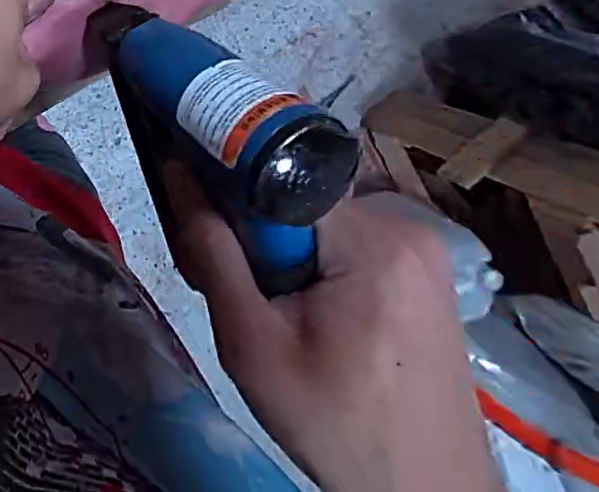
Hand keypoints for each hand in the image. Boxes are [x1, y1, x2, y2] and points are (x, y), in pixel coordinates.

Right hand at [165, 167, 500, 491]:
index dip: (231, 187)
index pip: (278, 173)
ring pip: (316, 214)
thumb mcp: (253, 345)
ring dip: (281, 244)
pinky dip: (314, 258)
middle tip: (237, 281)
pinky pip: (346, 236)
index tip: (204, 216)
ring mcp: (421, 245)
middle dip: (254, 227)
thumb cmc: (339, 426)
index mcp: (373, 240)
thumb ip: (212, 253)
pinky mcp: (422, 266)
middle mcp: (406, 225)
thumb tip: (177, 172)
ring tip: (269, 301)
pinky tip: (304, 305)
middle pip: (296, 193)